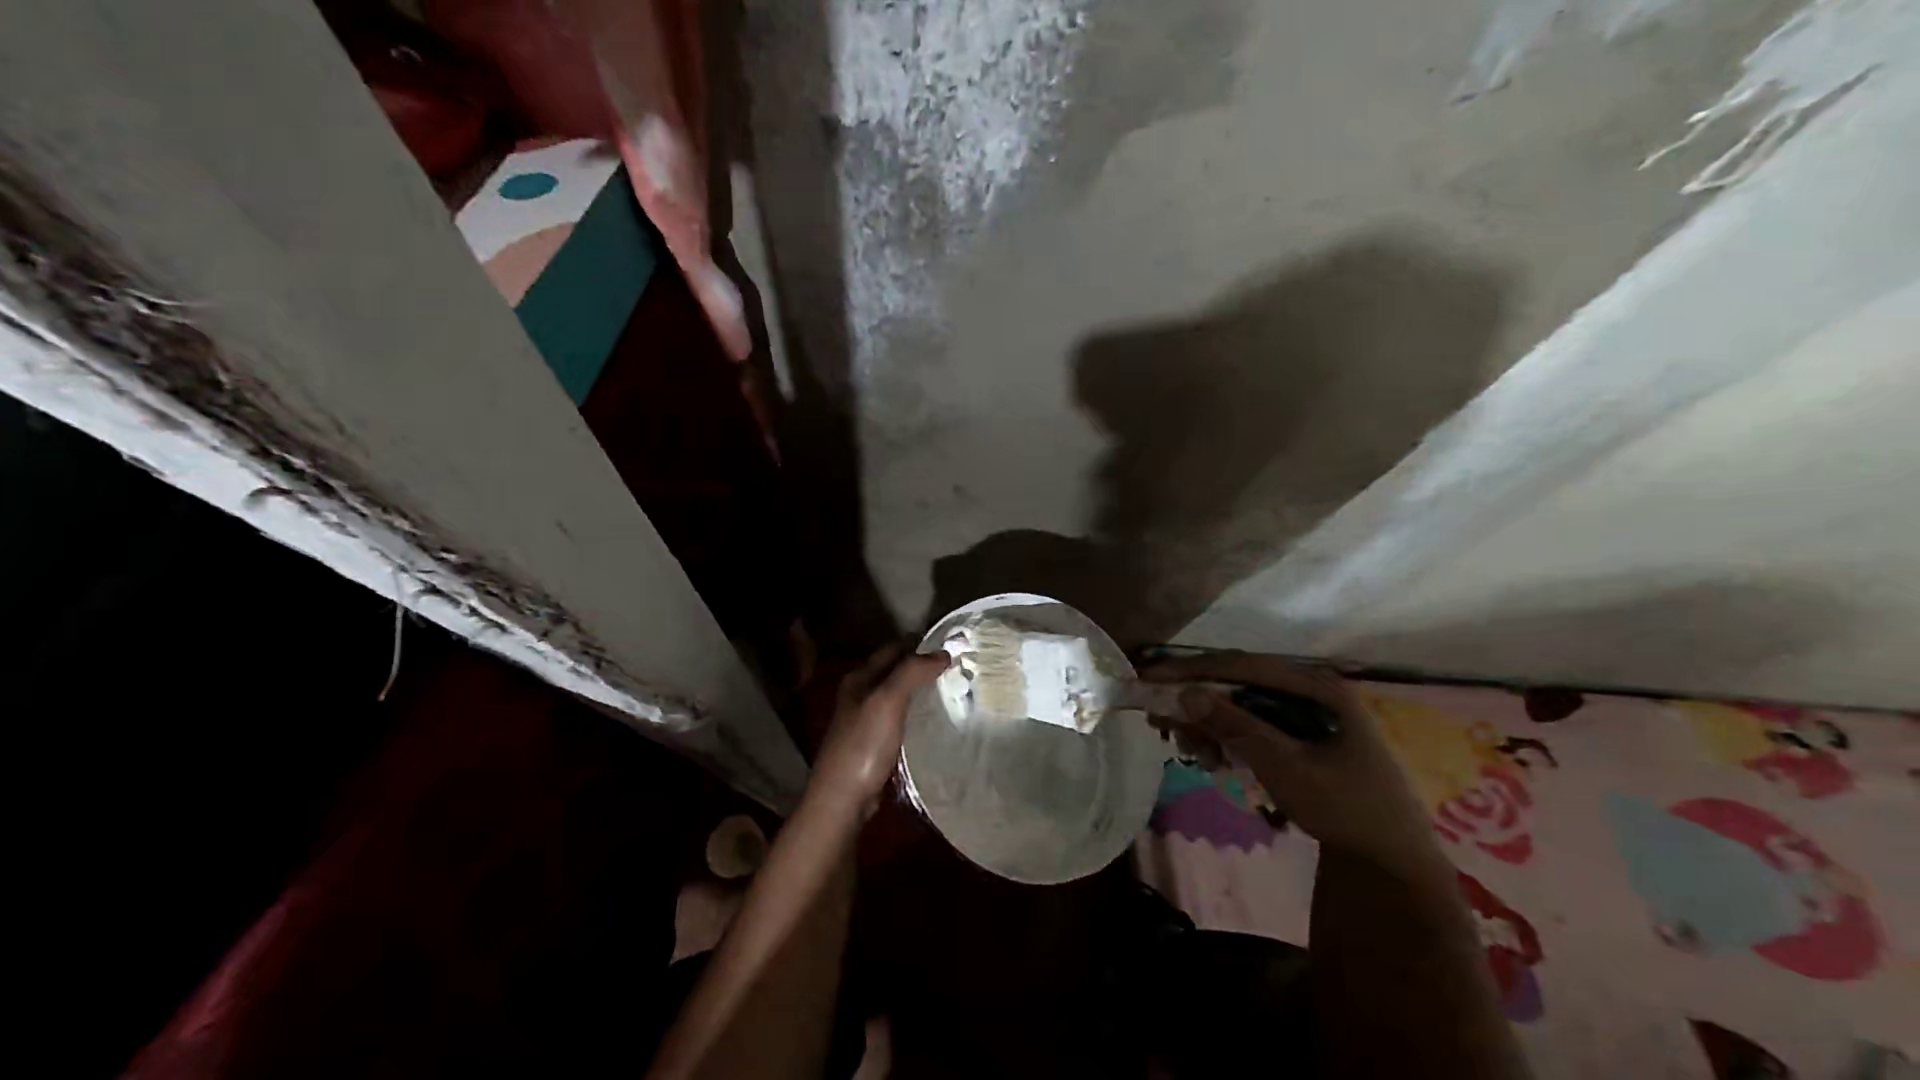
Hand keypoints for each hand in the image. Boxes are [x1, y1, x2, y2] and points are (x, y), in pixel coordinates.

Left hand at [808, 646, 947, 816]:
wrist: (842, 797)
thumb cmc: (863, 744)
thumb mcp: (887, 701)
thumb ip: (912, 672)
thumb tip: (942, 653)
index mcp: (859, 678)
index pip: (892, 648)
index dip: (919, 643)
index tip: (950, 643)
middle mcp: (859, 693)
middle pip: (894, 670)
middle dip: (921, 664)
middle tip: (956, 665)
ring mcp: (864, 719)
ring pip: (897, 693)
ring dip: (919, 688)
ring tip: (951, 688)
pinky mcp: (873, 742)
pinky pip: (899, 716)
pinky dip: (916, 711)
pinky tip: (933, 717)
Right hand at [1141, 653, 1441, 874]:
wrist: (1390, 860)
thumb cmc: (1345, 808)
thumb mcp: (1285, 766)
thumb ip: (1236, 727)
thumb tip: (1185, 694)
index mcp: (1317, 686)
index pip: (1243, 666)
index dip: (1193, 670)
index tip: (1151, 677)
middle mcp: (1310, 690)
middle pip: (1238, 683)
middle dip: (1196, 701)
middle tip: (1159, 720)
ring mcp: (1305, 713)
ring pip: (1240, 705)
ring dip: (1209, 724)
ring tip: (1190, 751)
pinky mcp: (1299, 735)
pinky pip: (1251, 725)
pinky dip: (1226, 738)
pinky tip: (1211, 759)